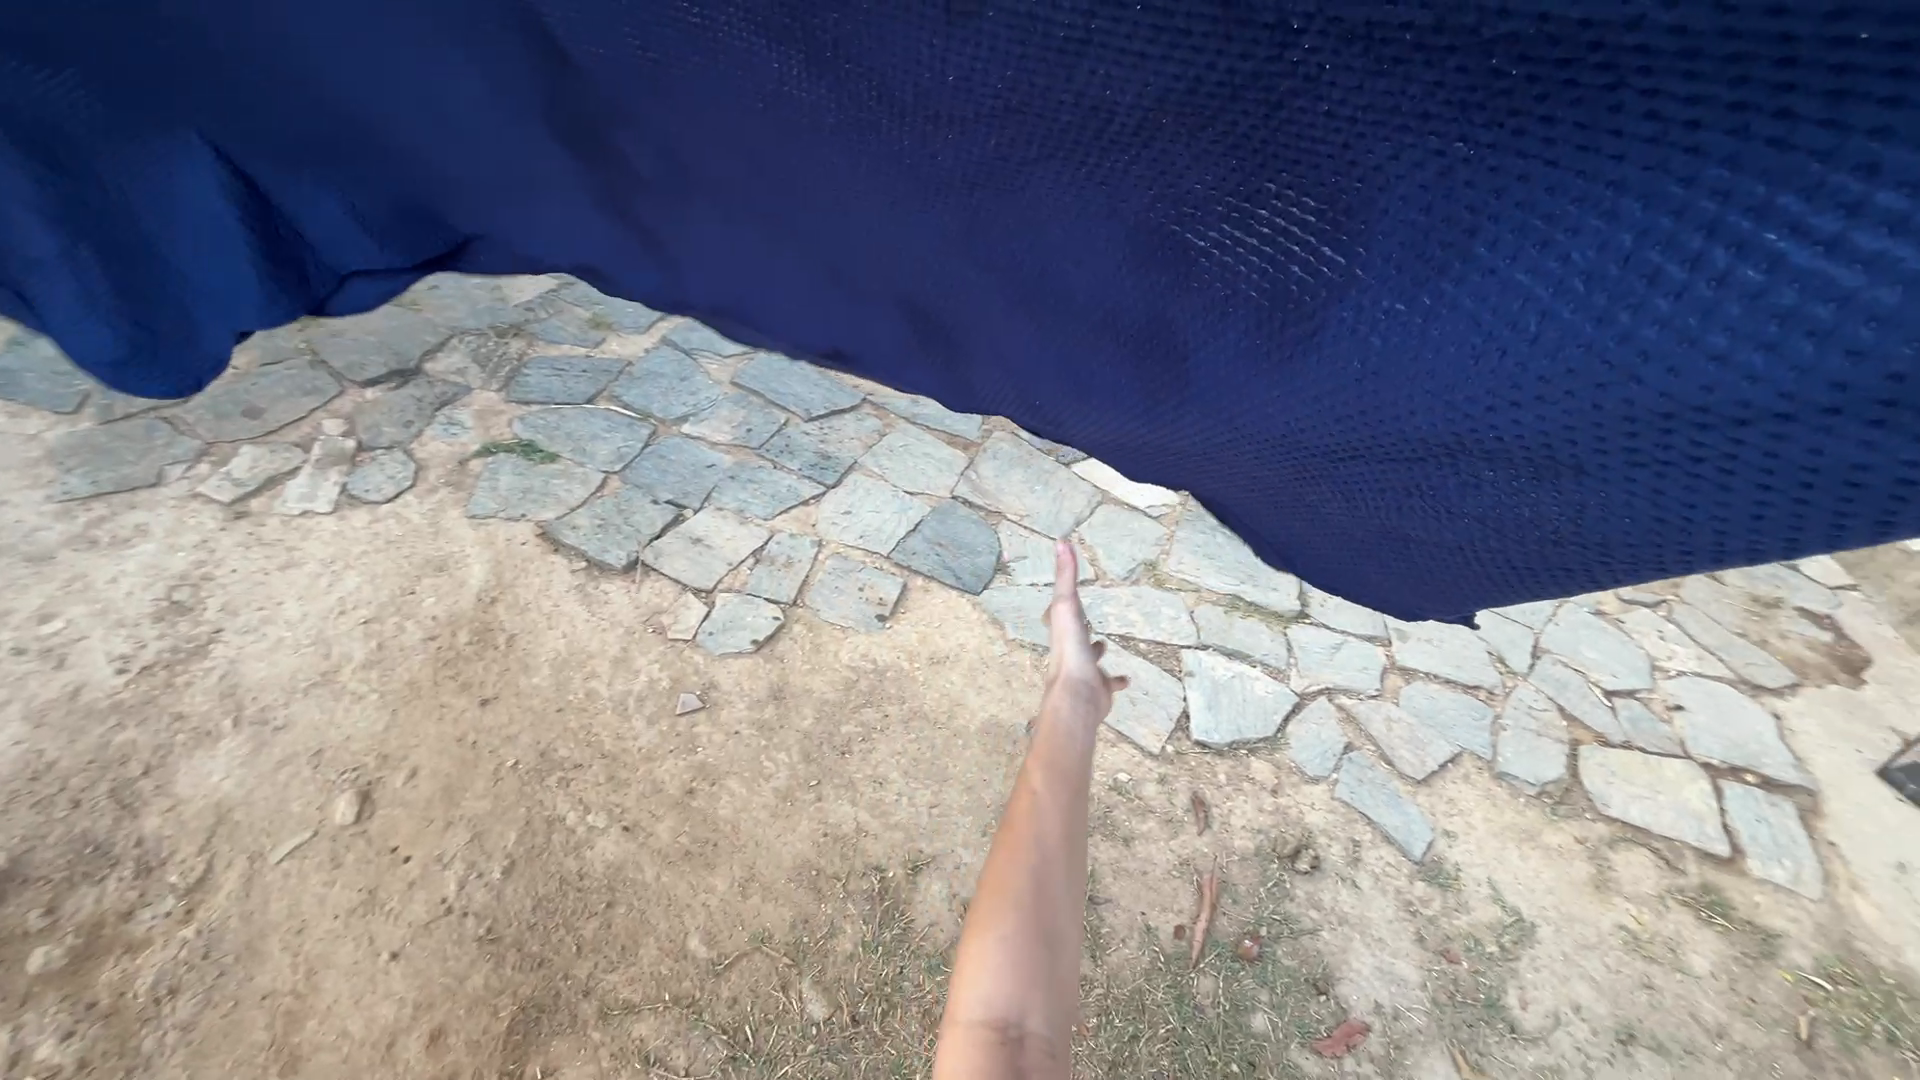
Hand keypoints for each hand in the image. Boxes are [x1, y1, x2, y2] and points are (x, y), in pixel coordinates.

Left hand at [1041, 540, 1129, 722]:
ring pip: (1091, 658)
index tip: (1066, 590)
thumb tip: (1061, 541)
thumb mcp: (1066, 605)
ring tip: (1104, 643)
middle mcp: (1071, 649)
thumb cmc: (1070, 649)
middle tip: (1084, 618)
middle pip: (1074, 634)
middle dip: (1079, 625)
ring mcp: (1085, 669)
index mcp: (1062, 629)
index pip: (1062, 609)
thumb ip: (1066, 576)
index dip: (1065, 598)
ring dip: (1096, 651)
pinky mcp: (1099, 688)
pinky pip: (1109, 683)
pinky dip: (1117, 680)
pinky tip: (1126, 679)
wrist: (1076, 695)